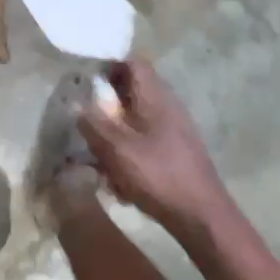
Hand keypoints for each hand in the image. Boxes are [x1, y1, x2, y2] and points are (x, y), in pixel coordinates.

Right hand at [78, 58, 221, 223]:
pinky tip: (122, 180)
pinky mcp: (177, 151)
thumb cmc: (158, 176)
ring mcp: (176, 130)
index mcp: (156, 98)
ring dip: (116, 135)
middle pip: (133, 92)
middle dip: (108, 108)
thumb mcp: (117, 149)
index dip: (109, 67)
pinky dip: (130, 153)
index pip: (134, 64)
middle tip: (88, 125)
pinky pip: (146, 141)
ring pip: (137, 120)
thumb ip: (94, 123)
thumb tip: (78, 104)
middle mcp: (169, 107)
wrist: (201, 216)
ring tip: (102, 159)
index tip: (87, 84)